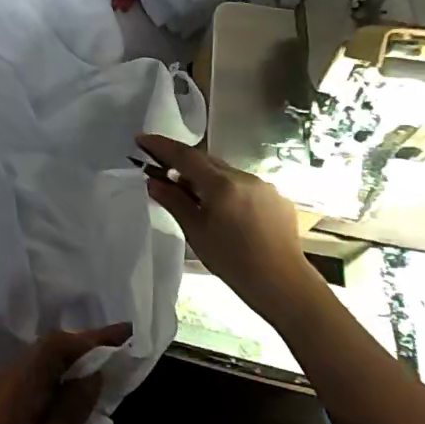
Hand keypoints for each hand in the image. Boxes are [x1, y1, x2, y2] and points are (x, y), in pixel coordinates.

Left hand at [0, 324, 131, 423]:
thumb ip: (68, 413)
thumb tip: (95, 375)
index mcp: (17, 384)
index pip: (56, 345)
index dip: (92, 337)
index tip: (126, 333)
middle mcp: (9, 376)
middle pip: (51, 347)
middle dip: (87, 345)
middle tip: (125, 348)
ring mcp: (5, 388)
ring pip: (45, 361)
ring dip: (76, 359)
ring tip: (111, 366)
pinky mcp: (6, 403)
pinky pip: (39, 376)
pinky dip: (64, 376)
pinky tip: (82, 392)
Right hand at [136, 134, 313, 292]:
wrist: (282, 283)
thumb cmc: (231, 260)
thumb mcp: (195, 231)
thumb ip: (174, 201)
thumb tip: (153, 181)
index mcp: (221, 184)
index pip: (185, 156)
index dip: (161, 146)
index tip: (141, 140)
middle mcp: (244, 177)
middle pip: (207, 161)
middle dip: (183, 163)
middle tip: (162, 170)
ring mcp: (264, 186)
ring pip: (227, 173)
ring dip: (207, 178)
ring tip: (193, 196)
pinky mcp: (278, 199)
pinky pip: (245, 186)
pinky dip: (228, 190)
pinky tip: (225, 211)